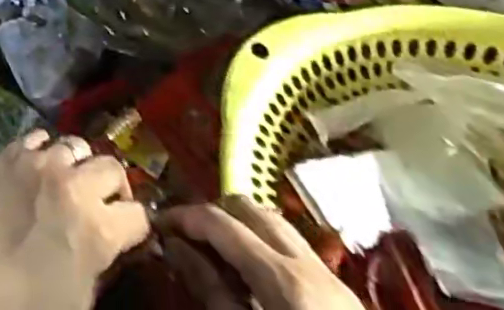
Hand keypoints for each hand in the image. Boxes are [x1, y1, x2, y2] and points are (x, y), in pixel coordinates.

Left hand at [0, 129, 150, 309]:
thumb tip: (114, 248)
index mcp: (99, 227)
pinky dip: (47, 150)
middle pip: (113, 168)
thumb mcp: (81, 298)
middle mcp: (73, 184)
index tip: (129, 237)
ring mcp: (39, 162)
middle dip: (114, 188)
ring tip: (72, 184)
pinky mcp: (10, 151)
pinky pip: (40, 137)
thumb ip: (104, 266)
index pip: (140, 215)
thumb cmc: (25, 300)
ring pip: (76, 145)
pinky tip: (41, 170)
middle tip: (103, 207)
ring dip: (80, 164)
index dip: (137, 228)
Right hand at [157, 196, 358, 309]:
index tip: (158, 225)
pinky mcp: (344, 295)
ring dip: (239, 224)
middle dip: (211, 212)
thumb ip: (208, 287)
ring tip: (216, 249)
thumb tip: (175, 246)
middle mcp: (309, 266)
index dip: (182, 216)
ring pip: (274, 222)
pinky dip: (263, 244)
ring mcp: (332, 278)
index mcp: (282, 278)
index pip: (218, 220)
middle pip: (249, 208)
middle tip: (187, 234)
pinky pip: (294, 248)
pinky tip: (250, 273)